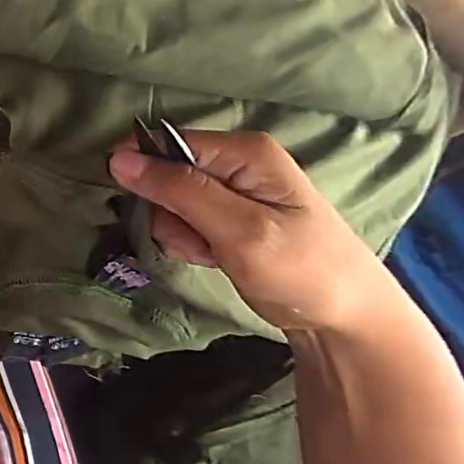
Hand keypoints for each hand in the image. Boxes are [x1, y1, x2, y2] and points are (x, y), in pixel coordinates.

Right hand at [109, 130, 405, 334]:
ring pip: (169, 201)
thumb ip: (179, 191)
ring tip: (211, 252)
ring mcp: (232, 189)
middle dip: (167, 210)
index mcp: (244, 151)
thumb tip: (118, 159)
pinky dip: (188, 241)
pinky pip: (183, 219)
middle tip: (195, 239)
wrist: (345, 321)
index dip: (142, 170)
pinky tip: (213, 256)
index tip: (138, 207)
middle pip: (165, 172)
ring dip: (177, 231)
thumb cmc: (303, 271)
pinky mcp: (227, 215)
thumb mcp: (238, 231)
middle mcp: (236, 162)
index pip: (166, 142)